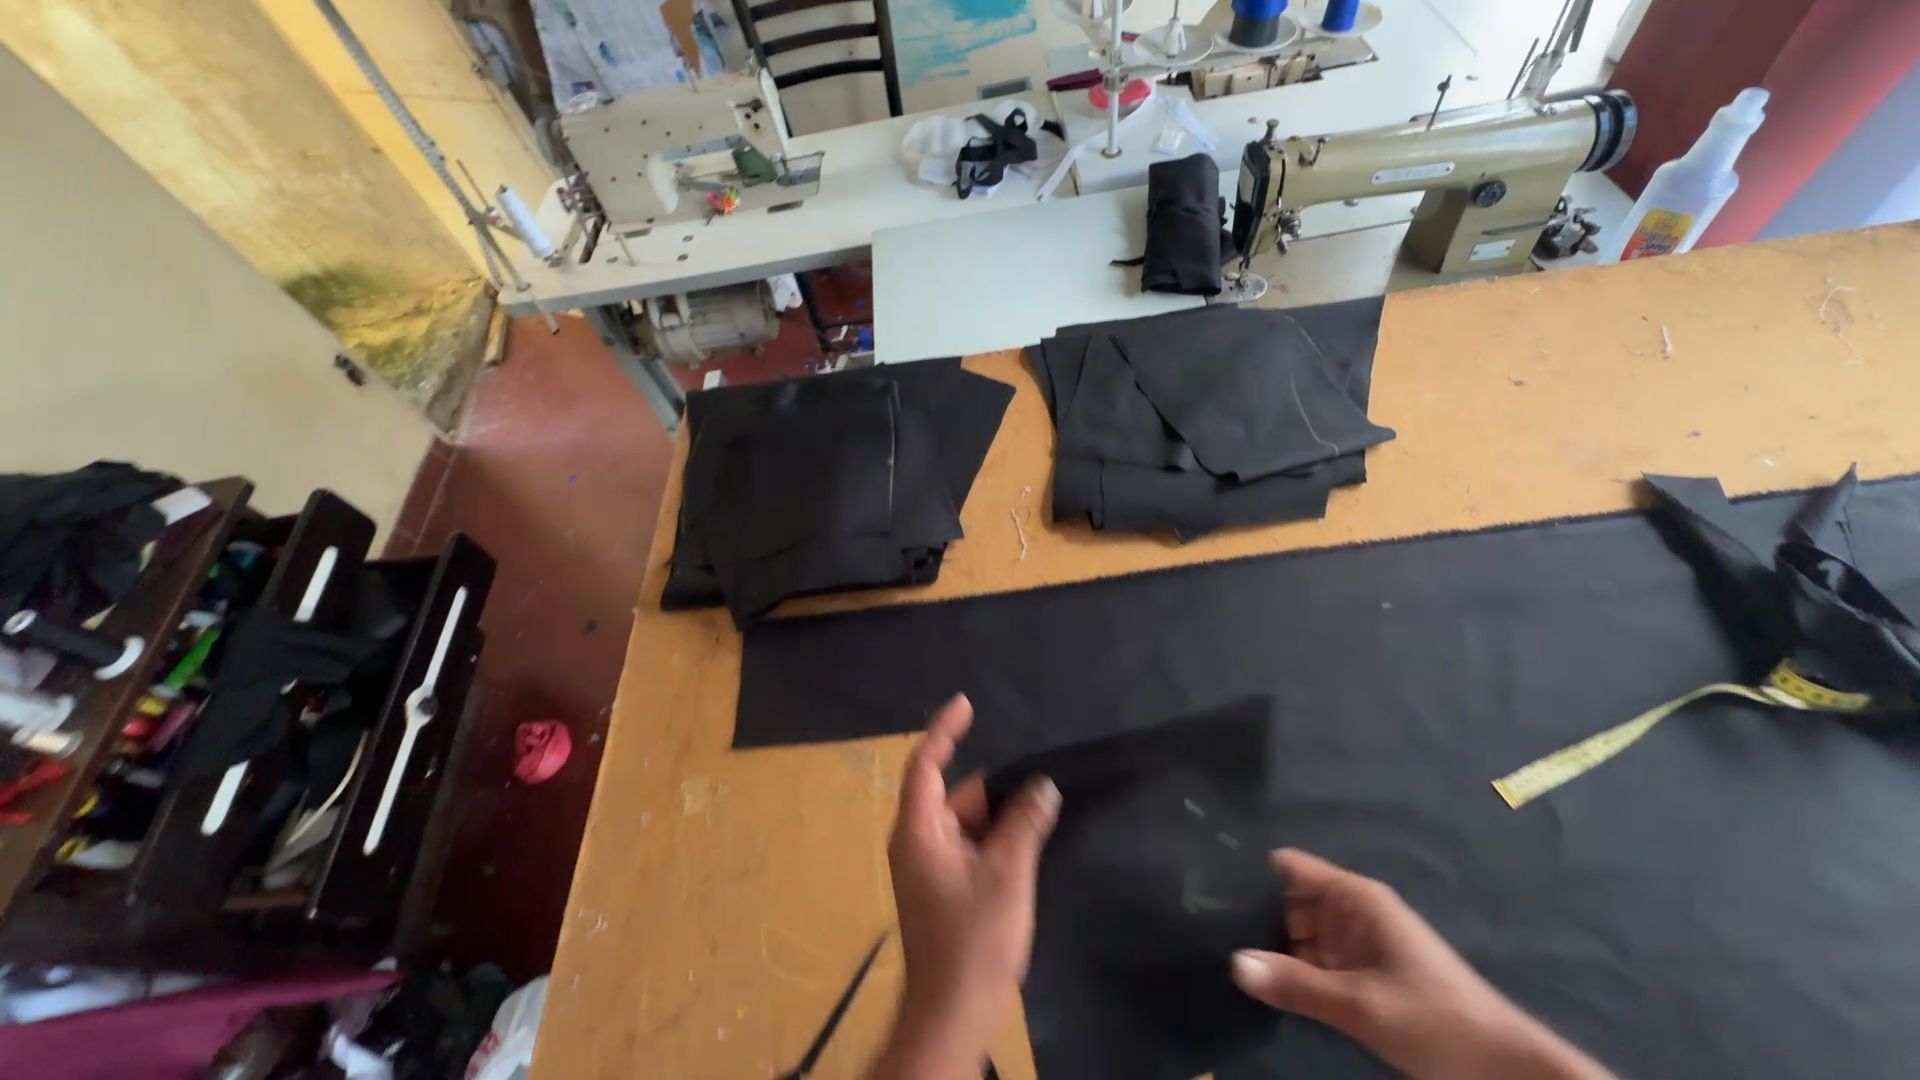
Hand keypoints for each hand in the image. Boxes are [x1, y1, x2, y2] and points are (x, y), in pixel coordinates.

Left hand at [871, 694, 1060, 1079]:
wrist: (953, 1013)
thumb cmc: (974, 940)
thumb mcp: (1008, 875)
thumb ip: (1024, 824)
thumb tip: (1042, 786)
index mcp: (919, 831)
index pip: (926, 765)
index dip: (944, 731)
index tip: (966, 703)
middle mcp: (916, 842)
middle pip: (954, 796)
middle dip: (994, 793)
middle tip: (1039, 793)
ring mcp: (926, 867)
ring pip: (964, 824)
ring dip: (998, 821)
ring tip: (1040, 821)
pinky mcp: (941, 888)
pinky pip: (967, 847)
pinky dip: (993, 842)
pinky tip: (1026, 850)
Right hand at [1231, 849, 1611, 1079]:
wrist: (1505, 1073)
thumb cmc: (1437, 1021)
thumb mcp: (1362, 1006)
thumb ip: (1295, 984)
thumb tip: (1232, 962)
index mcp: (1354, 899)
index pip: (1288, 867)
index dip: (1248, 869)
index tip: (1200, 881)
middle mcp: (1350, 913)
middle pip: (1285, 899)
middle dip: (1247, 911)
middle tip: (1193, 923)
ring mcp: (1354, 945)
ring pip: (1295, 934)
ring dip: (1265, 944)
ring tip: (1207, 947)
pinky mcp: (1358, 977)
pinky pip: (1310, 963)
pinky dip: (1286, 970)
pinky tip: (1252, 981)